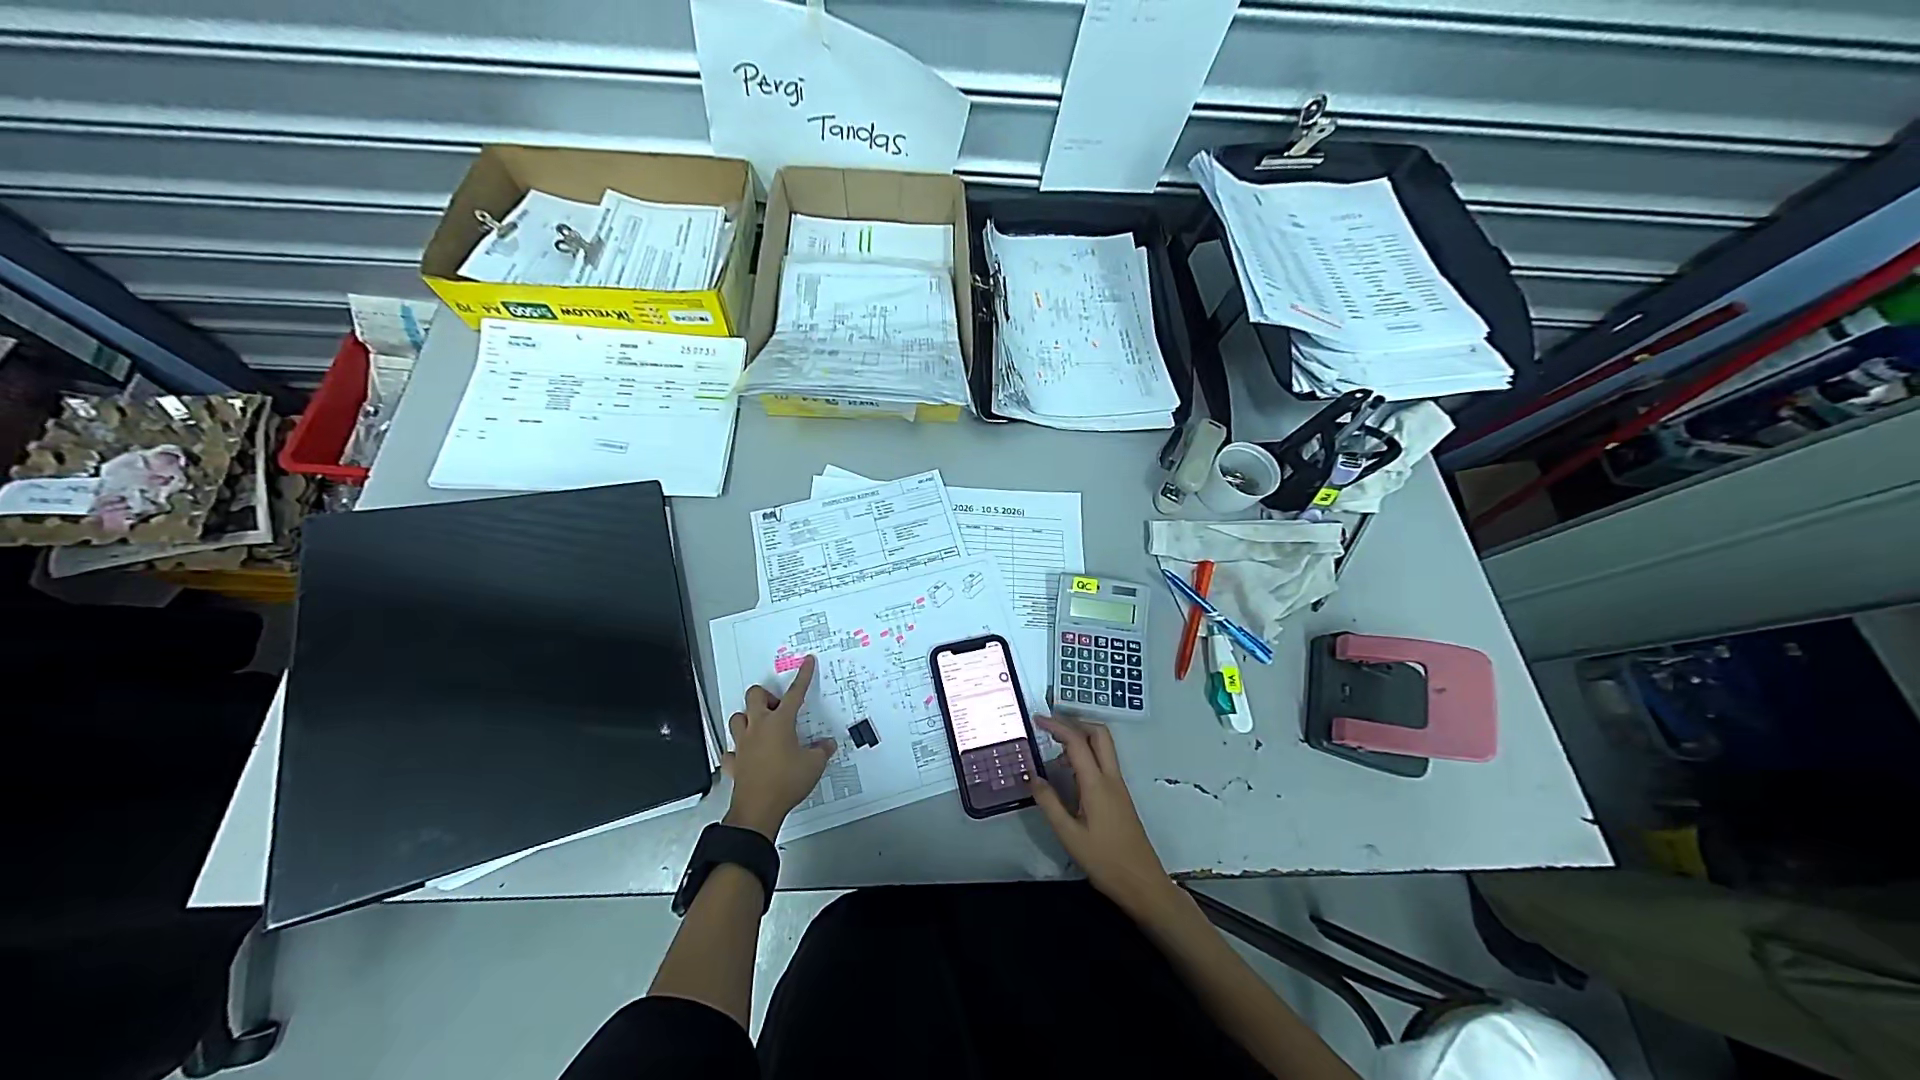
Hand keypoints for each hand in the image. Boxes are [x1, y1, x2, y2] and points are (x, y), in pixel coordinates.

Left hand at [721, 655, 835, 838]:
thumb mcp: (814, 765)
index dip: (803, 676)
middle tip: (777, 705)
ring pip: (737, 718)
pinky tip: (744, 753)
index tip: (806, 664)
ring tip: (760, 724)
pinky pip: (730, 750)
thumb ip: (821, 750)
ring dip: (748, 717)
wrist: (758, 809)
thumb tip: (826, 745)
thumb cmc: (784, 784)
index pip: (794, 693)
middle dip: (766, 695)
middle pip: (755, 696)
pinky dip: (736, 749)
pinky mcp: (734, 762)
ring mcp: (742, 744)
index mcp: (780, 723)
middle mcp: (758, 728)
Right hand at [1030, 715, 1178, 917]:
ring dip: (1080, 740)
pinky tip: (1068, 775)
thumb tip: (1032, 776)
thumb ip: (1049, 803)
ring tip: (1053, 754)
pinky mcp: (1119, 796)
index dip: (1056, 726)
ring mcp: (1118, 786)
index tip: (1037, 720)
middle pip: (1099, 734)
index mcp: (1097, 784)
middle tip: (1050, 728)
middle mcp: (1111, 778)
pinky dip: (1085, 757)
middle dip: (1074, 723)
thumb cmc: (1104, 860)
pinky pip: (1102, 764)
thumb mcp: (1069, 834)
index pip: (1077, 741)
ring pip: (1103, 747)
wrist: (1141, 882)